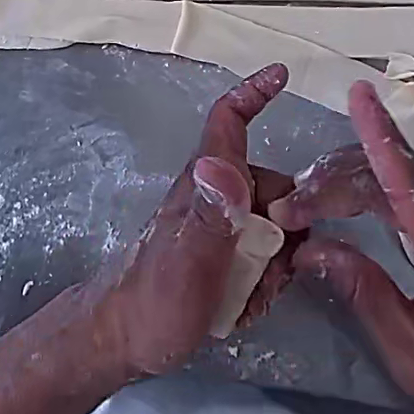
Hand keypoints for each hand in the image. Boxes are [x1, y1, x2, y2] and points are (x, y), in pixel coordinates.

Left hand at [85, 62, 296, 379]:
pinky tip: (247, 304)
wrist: (123, 340)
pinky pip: (265, 252)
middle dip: (290, 227)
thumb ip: (212, 216)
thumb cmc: (153, 300)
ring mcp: (220, 221)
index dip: (255, 92)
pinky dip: (266, 278)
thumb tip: (224, 165)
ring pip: (276, 225)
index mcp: (208, 179)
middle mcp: (217, 191)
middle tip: (279, 272)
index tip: (282, 73)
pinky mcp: (223, 248)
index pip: (230, 120)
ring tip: (255, 295)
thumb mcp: (189, 262)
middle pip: (277, 187)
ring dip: (278, 262)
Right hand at [269, 82, 413, 413]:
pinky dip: (374, 189)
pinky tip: (342, 195)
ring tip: (306, 199)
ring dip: (352, 180)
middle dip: (341, 179)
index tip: (361, 97)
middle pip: (403, 179)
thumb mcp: (413, 357)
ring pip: (407, 180)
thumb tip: (310, 247)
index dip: (384, 140)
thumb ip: (364, 293)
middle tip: (292, 202)